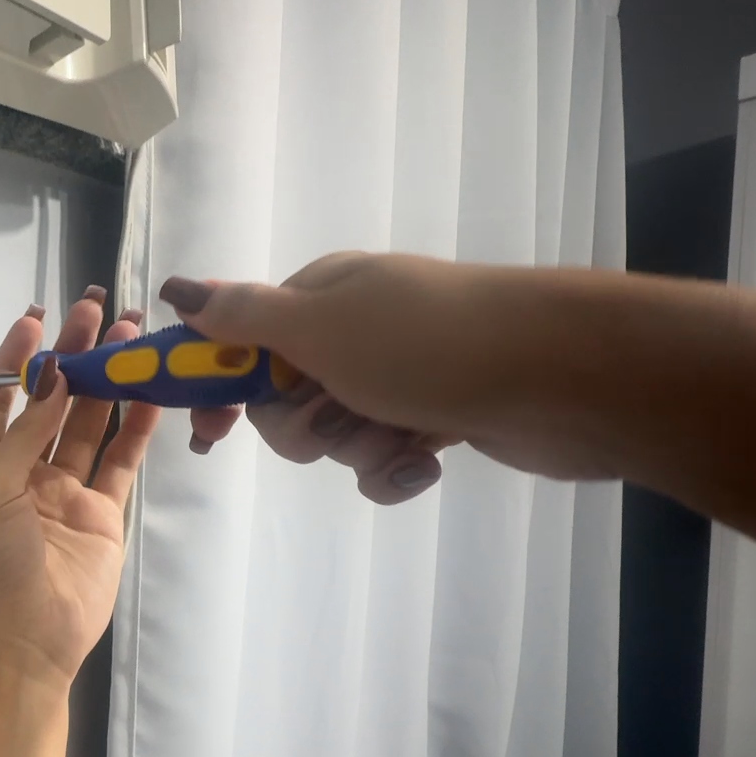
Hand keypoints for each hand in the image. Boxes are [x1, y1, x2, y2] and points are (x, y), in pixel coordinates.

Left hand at [0, 289, 161, 689]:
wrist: (22, 641)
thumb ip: (23, 433)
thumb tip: (53, 377)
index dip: (15, 357)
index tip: (37, 316)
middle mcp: (22, 470)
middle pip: (50, 401)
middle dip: (71, 356)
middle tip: (96, 309)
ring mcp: (64, 491)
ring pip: (88, 423)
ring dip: (107, 381)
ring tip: (132, 334)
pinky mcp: (102, 513)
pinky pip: (120, 460)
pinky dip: (136, 425)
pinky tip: (151, 389)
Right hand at [165, 252, 615, 503]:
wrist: (579, 377)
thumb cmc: (428, 345)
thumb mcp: (316, 326)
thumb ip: (239, 317)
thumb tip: (176, 289)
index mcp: (320, 299)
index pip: (239, 345)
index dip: (219, 390)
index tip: (208, 436)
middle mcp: (353, 332)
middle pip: (281, 399)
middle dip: (302, 426)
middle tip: (337, 417)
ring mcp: (396, 374)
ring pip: (331, 433)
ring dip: (355, 446)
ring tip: (401, 437)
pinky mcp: (434, 414)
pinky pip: (379, 456)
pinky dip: (392, 467)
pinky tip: (423, 463)